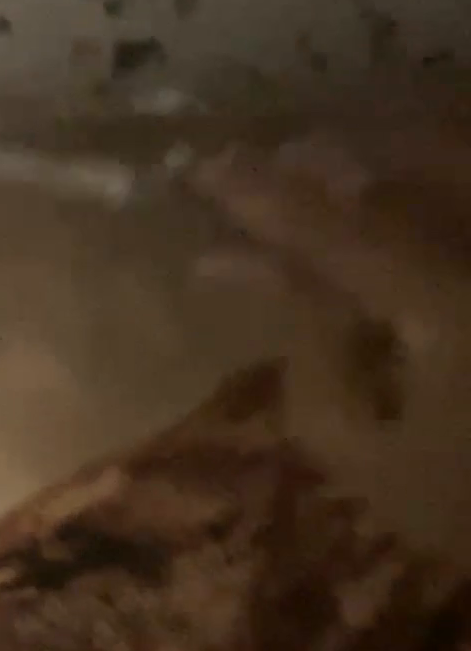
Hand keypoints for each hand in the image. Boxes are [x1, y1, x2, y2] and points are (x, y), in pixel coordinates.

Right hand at [191, 113, 470, 559]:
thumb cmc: (462, 503)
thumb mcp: (354, 444)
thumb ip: (311, 344)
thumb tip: (263, 263)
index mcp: (456, 312)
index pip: (342, 235)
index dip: (266, 198)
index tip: (206, 168)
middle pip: (439, 168)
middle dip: (353, 150)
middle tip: (283, 147)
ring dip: (416, 147)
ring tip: (348, 148)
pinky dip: (449, 183)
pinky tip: (414, 183)